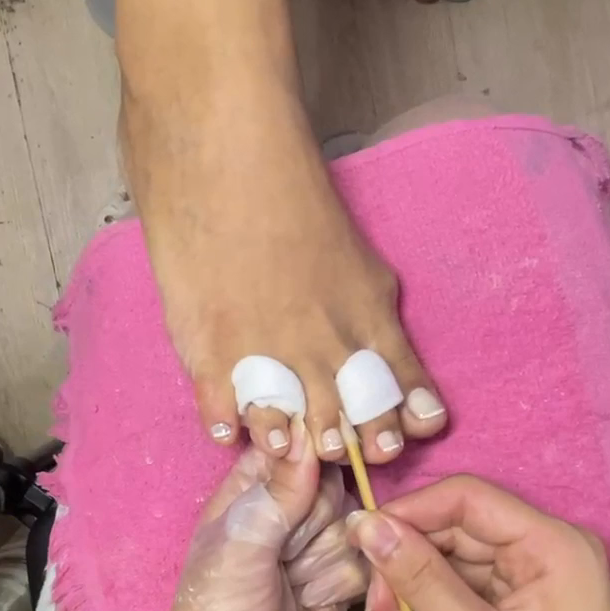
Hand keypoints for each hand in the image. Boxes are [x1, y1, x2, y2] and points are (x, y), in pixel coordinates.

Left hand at [109, 422, 365, 610]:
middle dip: (318, 518)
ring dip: (330, 558)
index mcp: (240, 503)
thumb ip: (278, 492)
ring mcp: (306, 560)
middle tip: (289, 554)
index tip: (329, 455)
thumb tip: (307, 433)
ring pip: (351, 527)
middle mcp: (275, 525)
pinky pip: (364, 566)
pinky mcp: (334, 594)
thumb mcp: (239, 548)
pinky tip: (323, 606)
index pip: (284, 452)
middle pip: (327, 489)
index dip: (308, 451)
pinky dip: (350, 584)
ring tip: (299, 590)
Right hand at [144, 173, 447, 466]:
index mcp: (366, 319)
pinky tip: (227, 428)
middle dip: (347, 445)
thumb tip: (371, 350)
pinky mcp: (209, 353)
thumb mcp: (357, 256)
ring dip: (289, 444)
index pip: (398, 393)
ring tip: (285, 444)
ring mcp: (265, 356)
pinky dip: (226, 426)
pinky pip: (222, 413)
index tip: (393, 438)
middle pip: (345, 425)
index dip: (400, 424)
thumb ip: (368, 311)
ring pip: (288, 432)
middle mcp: (322, 347)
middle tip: (336, 447)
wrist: (224, 163)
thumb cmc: (290, 196)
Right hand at [349, 476, 609, 610]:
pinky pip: (462, 605)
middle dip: (405, 568)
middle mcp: (544, 555)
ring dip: (411, 603)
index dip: (408, 513)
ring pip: (450, 571)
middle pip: (453, 534)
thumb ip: (420, 579)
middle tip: (371, 610)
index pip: (465, 498)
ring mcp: (532, 589)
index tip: (358, 543)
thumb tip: (365, 524)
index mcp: (552, 546)